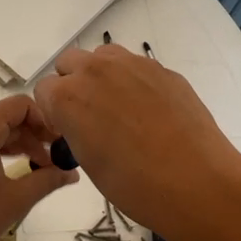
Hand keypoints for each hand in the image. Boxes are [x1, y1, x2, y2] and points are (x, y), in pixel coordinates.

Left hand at [0, 96, 77, 240]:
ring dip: (17, 146)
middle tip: (54, 162)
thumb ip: (48, 180)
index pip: (18, 105)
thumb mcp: (17, 199)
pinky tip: (10, 174)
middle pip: (5, 118)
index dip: (43, 120)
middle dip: (33, 137)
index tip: (58, 143)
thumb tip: (72, 173)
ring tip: (37, 170)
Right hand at [33, 44, 240, 240]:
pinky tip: (151, 112)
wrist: (196, 181)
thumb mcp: (89, 163)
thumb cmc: (134, 184)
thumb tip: (82, 123)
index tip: (68, 130)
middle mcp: (95, 71)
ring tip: (120, 108)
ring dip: (102, 75)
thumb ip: (75, 130)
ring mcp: (132, 65)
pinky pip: (136, 67)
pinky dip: (134, 82)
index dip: (53, 112)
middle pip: (70, 63)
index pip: (44, 90)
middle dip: (73, 84)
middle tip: (90, 116)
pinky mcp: (162, 69)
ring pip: (103, 56)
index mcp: (67, 97)